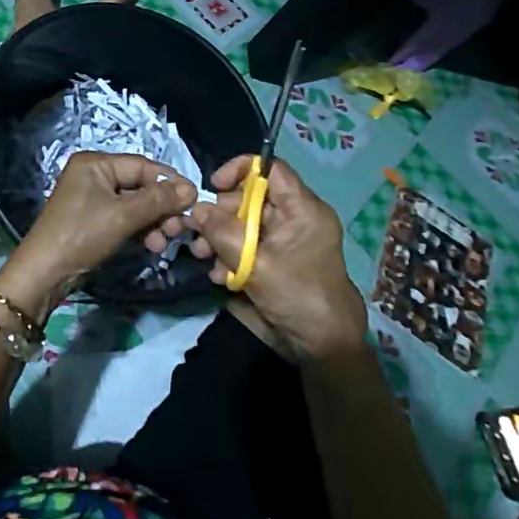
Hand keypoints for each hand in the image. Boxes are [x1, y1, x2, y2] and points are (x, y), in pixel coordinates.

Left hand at [0, 152, 194, 317]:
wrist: (43, 275)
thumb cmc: (81, 235)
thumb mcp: (123, 216)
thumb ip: (159, 200)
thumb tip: (192, 189)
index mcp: (96, 163)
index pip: (144, 166)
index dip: (170, 183)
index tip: (193, 201)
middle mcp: (94, 174)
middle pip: (141, 185)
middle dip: (162, 207)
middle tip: (179, 228)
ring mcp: (94, 198)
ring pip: (136, 204)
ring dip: (155, 221)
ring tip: (166, 241)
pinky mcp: (95, 220)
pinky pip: (126, 218)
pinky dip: (141, 229)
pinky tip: (153, 245)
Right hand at [148, 155, 367, 361]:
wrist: (325, 348)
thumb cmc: (299, 297)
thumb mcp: (257, 265)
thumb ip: (224, 234)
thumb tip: (197, 210)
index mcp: (302, 209)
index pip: (271, 169)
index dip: (241, 170)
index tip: (215, 185)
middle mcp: (293, 219)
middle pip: (250, 199)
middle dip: (220, 214)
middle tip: (193, 231)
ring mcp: (284, 242)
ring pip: (244, 225)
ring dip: (219, 238)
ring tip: (199, 255)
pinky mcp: (274, 263)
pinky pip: (248, 248)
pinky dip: (230, 257)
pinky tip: (216, 276)